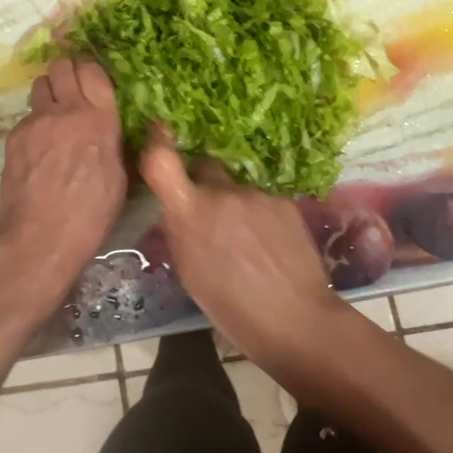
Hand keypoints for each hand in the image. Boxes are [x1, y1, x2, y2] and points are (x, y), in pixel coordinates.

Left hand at [0, 57, 127, 307]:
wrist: (41, 238)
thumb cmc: (90, 215)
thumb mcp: (119, 178)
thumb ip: (115, 142)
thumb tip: (113, 127)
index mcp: (100, 120)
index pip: (92, 69)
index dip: (90, 67)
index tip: (90, 74)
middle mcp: (67, 111)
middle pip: (61, 65)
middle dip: (66, 70)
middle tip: (70, 87)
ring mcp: (37, 121)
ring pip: (40, 85)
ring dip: (48, 92)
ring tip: (53, 115)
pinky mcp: (15, 135)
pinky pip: (26, 116)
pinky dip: (34, 124)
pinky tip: (37, 150)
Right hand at [140, 130, 345, 364]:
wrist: (295, 321)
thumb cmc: (231, 309)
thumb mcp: (189, 272)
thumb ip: (179, 231)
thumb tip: (175, 211)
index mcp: (190, 214)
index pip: (162, 161)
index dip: (157, 143)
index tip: (158, 131)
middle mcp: (221, 194)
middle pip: (204, 168)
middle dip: (202, 183)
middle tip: (210, 214)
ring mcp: (256, 194)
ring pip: (236, 188)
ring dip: (235, 205)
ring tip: (248, 243)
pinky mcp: (283, 201)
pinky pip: (262, 200)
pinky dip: (261, 216)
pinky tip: (270, 246)